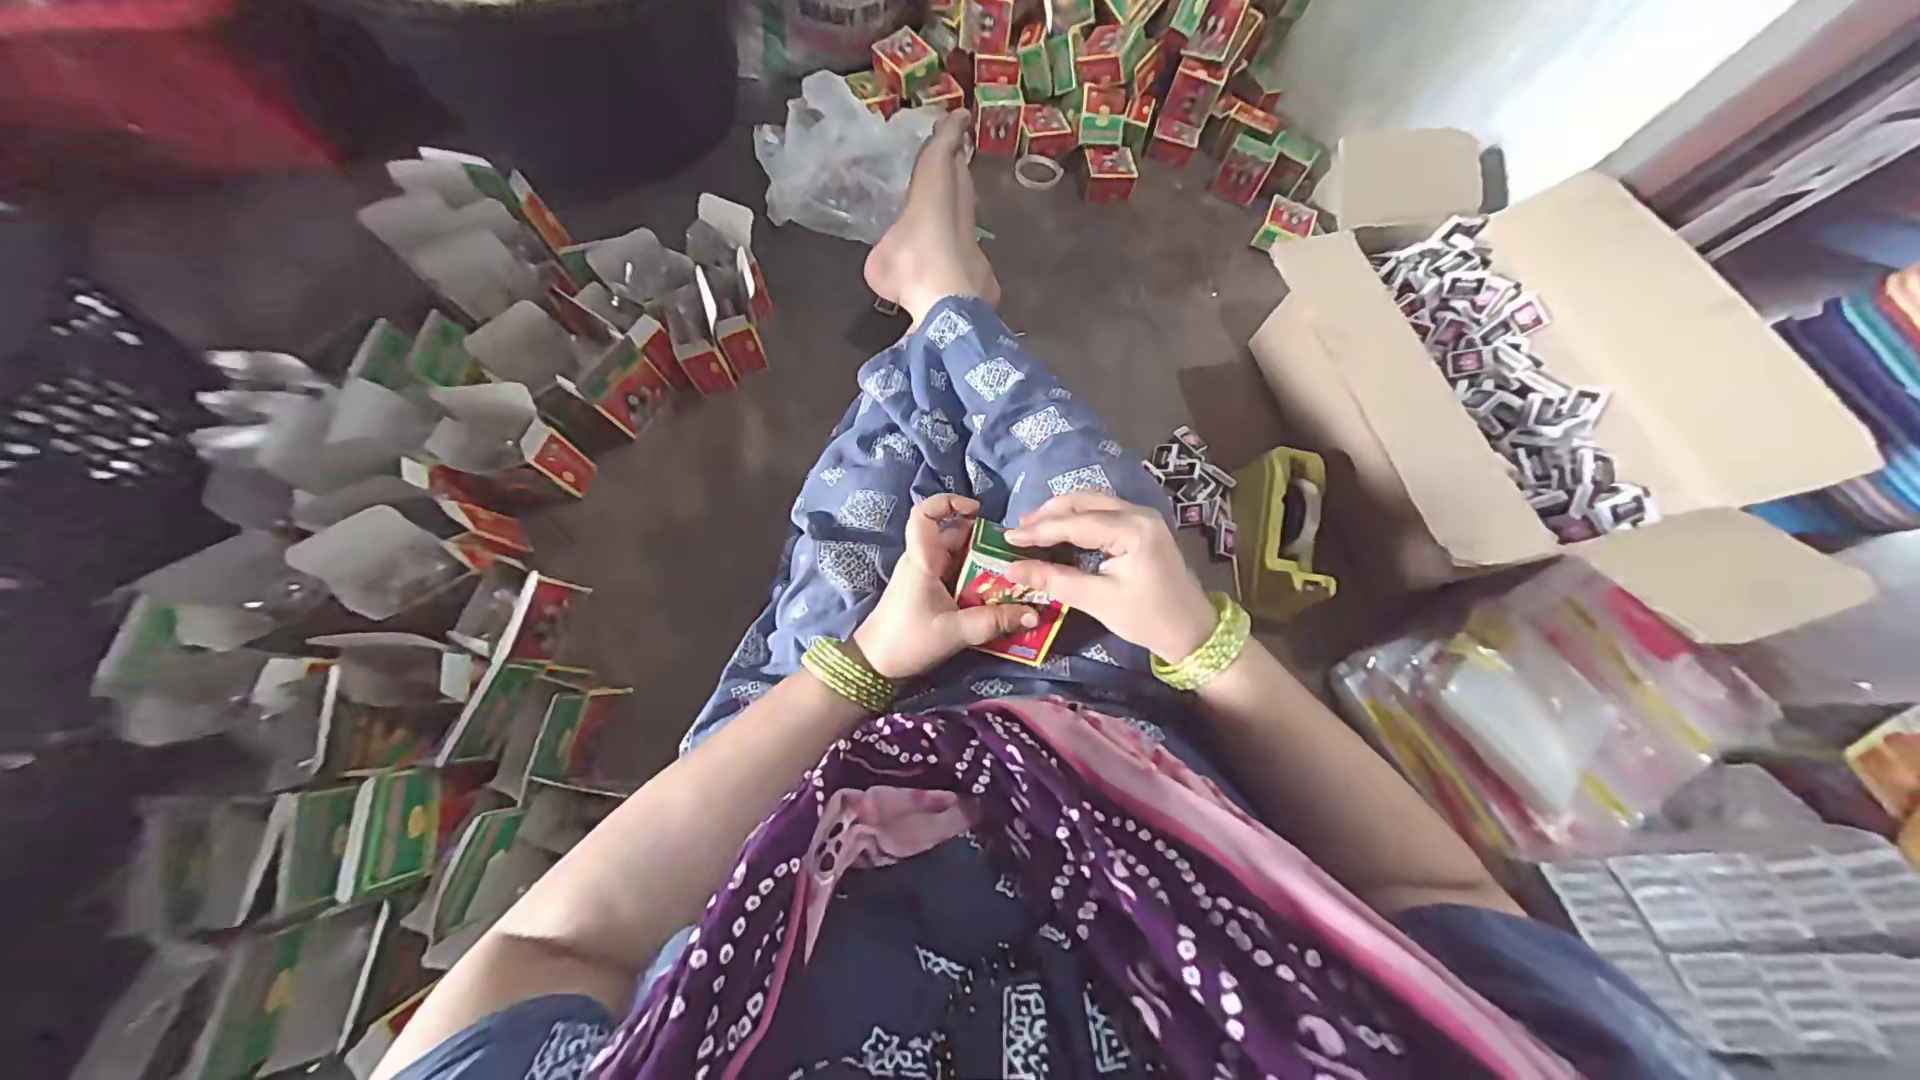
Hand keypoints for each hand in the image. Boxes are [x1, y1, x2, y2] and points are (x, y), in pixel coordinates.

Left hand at [851, 494, 1038, 679]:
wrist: (875, 665)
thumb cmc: (907, 640)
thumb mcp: (955, 632)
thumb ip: (995, 622)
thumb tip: (1034, 613)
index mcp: (922, 560)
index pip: (924, 515)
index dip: (948, 502)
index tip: (976, 510)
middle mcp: (923, 561)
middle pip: (954, 536)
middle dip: (984, 541)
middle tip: (1013, 555)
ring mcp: (925, 577)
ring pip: (958, 557)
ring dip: (983, 563)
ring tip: (1013, 575)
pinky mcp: (929, 593)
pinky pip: (956, 576)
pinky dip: (975, 580)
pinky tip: (996, 594)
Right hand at [1003, 493, 1218, 661]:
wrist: (1193, 631)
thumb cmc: (1148, 618)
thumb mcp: (1098, 600)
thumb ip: (1054, 580)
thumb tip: (1012, 569)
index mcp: (1133, 529)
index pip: (1075, 522)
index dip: (1039, 530)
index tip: (1008, 537)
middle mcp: (1139, 513)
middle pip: (1083, 501)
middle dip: (1048, 514)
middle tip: (1018, 530)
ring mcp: (1143, 517)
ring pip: (1092, 502)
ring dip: (1062, 513)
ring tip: (1033, 528)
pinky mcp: (1142, 526)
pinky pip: (1103, 512)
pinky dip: (1078, 518)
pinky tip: (1060, 530)